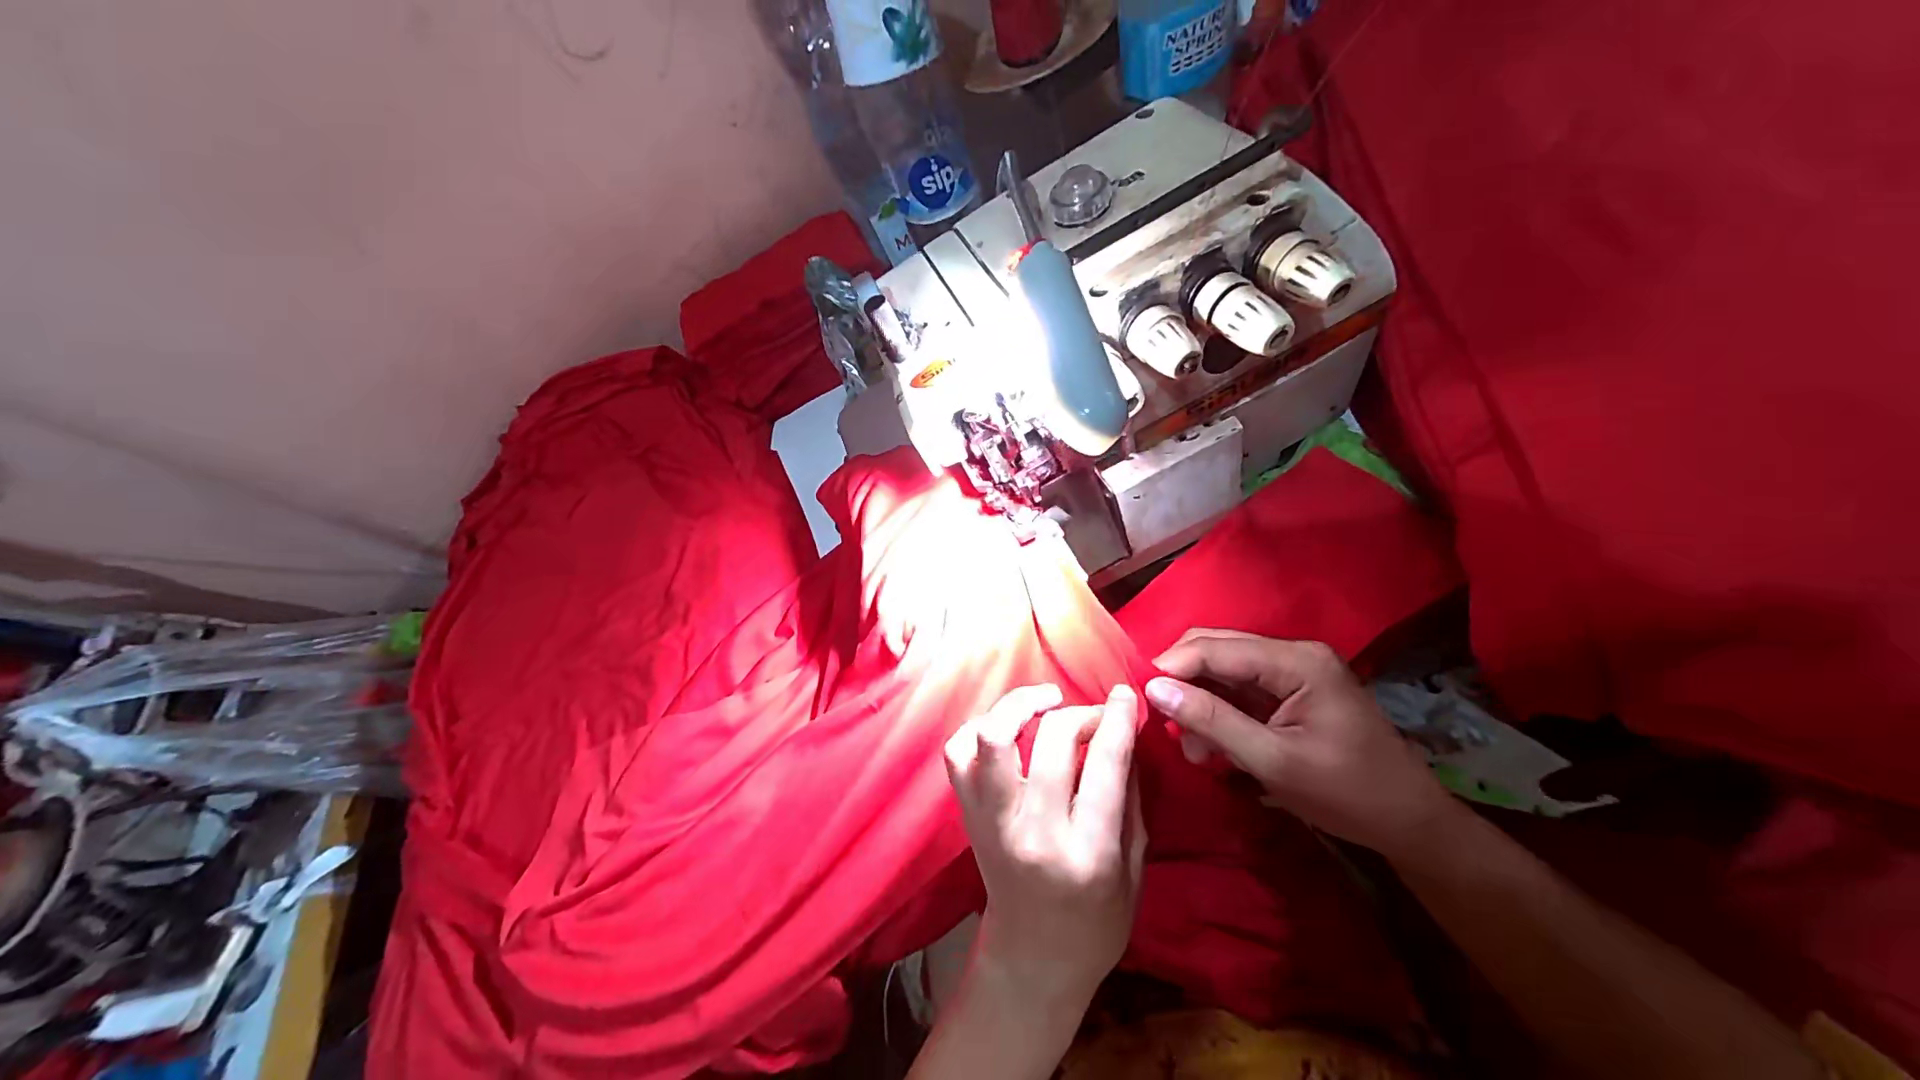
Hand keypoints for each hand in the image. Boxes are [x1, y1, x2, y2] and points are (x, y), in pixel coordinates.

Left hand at [942, 684, 1144, 1006]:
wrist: (1031, 959)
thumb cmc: (1095, 923)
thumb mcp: (1134, 870)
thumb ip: (1131, 800)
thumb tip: (1124, 735)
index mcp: (1087, 853)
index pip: (1103, 766)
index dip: (1116, 719)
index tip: (1124, 694)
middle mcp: (1033, 832)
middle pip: (1052, 740)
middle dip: (1080, 713)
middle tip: (1094, 715)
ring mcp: (991, 822)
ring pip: (991, 738)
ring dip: (1020, 706)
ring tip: (1045, 702)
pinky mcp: (967, 816)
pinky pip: (958, 753)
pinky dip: (979, 727)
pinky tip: (1008, 728)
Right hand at [1145, 630, 1455, 857]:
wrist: (1409, 822)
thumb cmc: (1346, 793)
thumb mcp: (1272, 761)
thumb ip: (1212, 720)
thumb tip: (1153, 687)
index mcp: (1296, 661)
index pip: (1215, 648)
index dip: (1171, 666)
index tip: (1137, 696)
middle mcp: (1293, 653)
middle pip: (1216, 649)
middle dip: (1182, 682)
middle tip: (1159, 719)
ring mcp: (1294, 671)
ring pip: (1223, 669)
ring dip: (1198, 701)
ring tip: (1190, 747)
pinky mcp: (1291, 691)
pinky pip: (1240, 689)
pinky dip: (1218, 712)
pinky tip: (1210, 746)